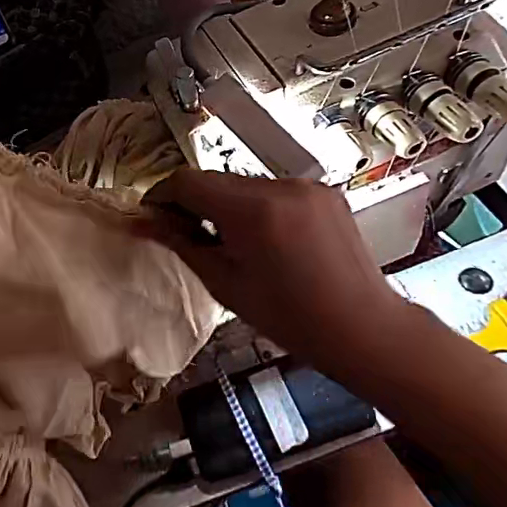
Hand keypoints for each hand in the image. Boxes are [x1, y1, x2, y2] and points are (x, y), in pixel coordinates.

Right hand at [138, 169, 411, 364]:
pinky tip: (267, 241)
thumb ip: (183, 244)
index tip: (153, 215)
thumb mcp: (226, 285)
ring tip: (233, 244)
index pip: (188, 180)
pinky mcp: (325, 191)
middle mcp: (281, 186)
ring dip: (229, 205)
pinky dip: (261, 208)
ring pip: (247, 184)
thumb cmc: (290, 318)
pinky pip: (277, 191)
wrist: (361, 326)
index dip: (162, 195)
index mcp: (253, 210)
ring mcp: (307, 185)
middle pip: (218, 180)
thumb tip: (145, 222)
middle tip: (187, 235)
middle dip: (195, 202)